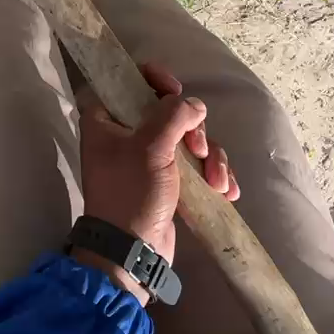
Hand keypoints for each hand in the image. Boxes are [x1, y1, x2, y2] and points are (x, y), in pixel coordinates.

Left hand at [75, 63, 238, 300]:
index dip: (156, 79)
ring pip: (187, 138)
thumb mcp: (149, 148)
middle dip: (193, 129)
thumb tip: (195, 104)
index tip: (176, 90)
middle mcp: (125, 132)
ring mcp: (148, 157)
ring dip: (210, 156)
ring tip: (218, 181)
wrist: (131, 254)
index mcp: (106, 117)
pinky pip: (195, 164)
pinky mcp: (167, 180)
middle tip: (198, 149)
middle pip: (168, 109)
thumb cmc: (130, 192)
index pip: (130, 79)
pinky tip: (226, 190)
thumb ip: (172, 116)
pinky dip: (212, 173)